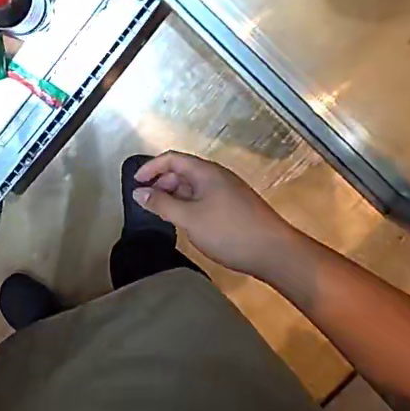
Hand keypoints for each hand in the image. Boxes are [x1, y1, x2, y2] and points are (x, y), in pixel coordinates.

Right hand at [133, 151, 308, 281]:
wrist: (274, 252)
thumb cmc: (229, 231)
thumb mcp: (189, 218)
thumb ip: (161, 204)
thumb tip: (138, 192)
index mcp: (206, 172)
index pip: (172, 159)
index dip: (150, 167)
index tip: (135, 183)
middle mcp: (217, 176)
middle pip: (182, 171)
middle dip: (161, 183)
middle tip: (146, 202)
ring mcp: (228, 191)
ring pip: (193, 187)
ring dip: (174, 196)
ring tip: (161, 214)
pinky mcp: (234, 207)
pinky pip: (203, 198)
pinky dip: (188, 205)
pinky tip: (185, 223)